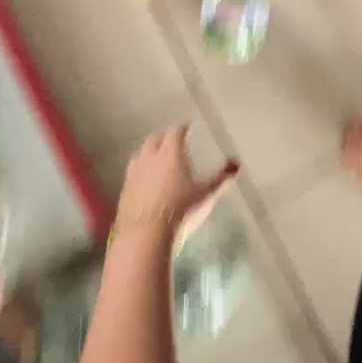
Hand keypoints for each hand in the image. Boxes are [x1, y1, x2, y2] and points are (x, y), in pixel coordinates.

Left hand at [116, 125, 238, 246]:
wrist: (145, 236)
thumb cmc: (180, 210)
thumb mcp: (206, 195)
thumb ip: (222, 179)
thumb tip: (237, 164)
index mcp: (170, 154)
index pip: (175, 132)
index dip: (182, 128)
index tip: (189, 127)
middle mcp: (149, 158)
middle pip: (154, 139)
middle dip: (164, 137)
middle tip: (173, 140)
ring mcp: (133, 174)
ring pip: (140, 154)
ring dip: (149, 152)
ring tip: (157, 157)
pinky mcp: (124, 191)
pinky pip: (132, 173)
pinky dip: (140, 170)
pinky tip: (146, 180)